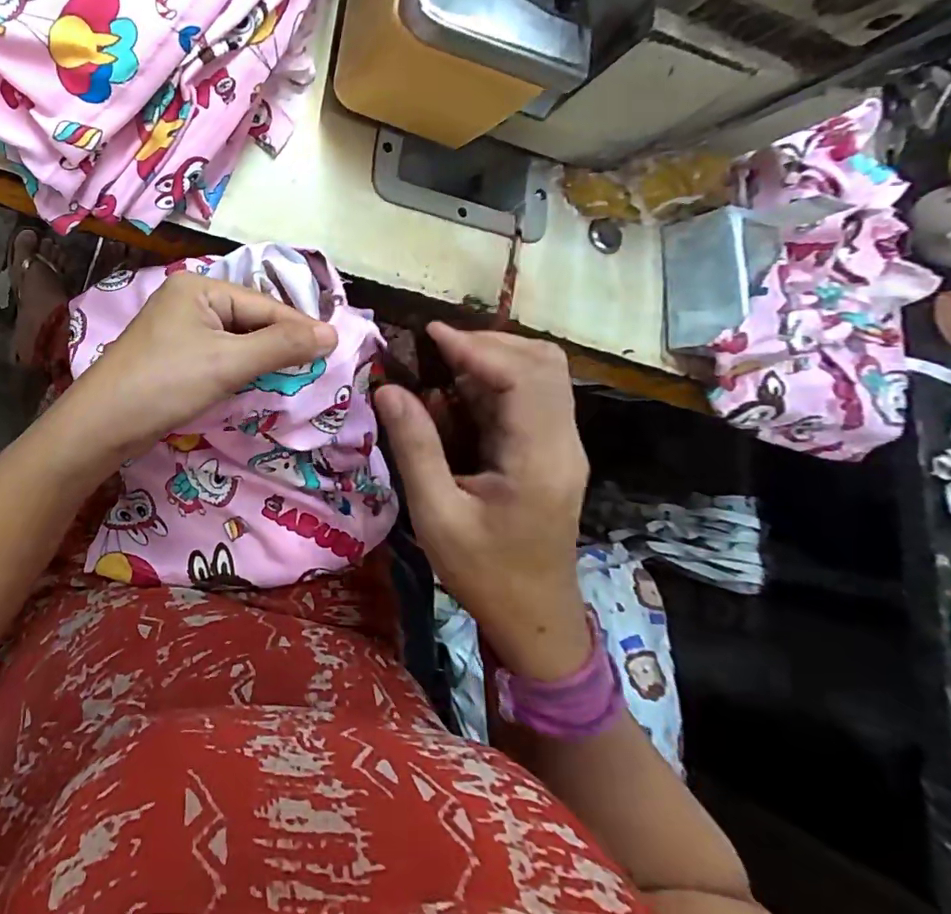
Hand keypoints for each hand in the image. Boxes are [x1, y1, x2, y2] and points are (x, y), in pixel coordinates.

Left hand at [47, 271, 336, 467]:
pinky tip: (256, 384)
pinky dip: (238, 370)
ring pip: (235, 341)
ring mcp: (178, 330)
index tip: (334, 351)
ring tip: (294, 379)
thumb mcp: (228, 362)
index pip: (264, 304)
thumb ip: (281, 346)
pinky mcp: (172, 358)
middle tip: (316, 370)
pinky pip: (217, 357)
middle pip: (250, 319)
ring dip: (261, 360)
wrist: (102, 425)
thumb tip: (332, 334)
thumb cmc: (166, 384)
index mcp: (199, 287)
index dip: (299, 328)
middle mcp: (188, 301)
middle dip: (280, 345)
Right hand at [375, 325, 593, 679]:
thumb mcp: (437, 515)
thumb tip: (389, 389)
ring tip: (438, 364)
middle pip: (542, 364)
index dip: (476, 346)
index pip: (523, 376)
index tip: (429, 333)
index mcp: (539, 457)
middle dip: (487, 344)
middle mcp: (560, 442)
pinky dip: (491, 385)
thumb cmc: (484, 572)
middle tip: (433, 347)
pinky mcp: (549, 453)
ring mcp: (560, 447)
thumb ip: (416, 447)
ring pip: (539, 377)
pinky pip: (527, 401)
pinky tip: (452, 395)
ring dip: (490, 361)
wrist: (535, 617)